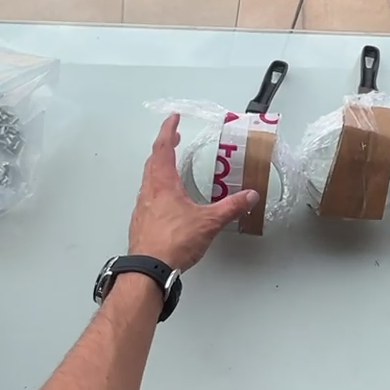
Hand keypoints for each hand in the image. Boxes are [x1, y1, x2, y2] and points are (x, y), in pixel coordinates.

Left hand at [128, 114, 258, 272]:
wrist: (148, 270)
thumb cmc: (173, 242)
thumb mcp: (209, 222)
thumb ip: (231, 207)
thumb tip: (249, 196)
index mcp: (163, 184)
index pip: (162, 148)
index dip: (168, 131)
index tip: (173, 119)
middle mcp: (149, 192)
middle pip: (153, 161)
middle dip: (163, 147)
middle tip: (172, 139)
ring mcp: (142, 208)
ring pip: (148, 180)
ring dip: (158, 168)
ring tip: (169, 166)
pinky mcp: (140, 223)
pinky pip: (147, 198)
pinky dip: (156, 190)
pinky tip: (165, 201)